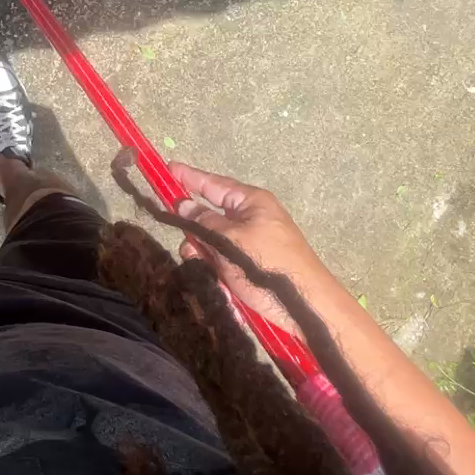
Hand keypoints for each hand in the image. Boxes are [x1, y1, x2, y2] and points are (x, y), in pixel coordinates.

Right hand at [170, 162, 327, 329]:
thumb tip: (182, 204)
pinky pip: (228, 255)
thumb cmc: (268, 266)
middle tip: (182, 239)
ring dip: (205, 250)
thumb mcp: (230, 241)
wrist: (307, 306)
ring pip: (217, 237)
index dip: (188, 177)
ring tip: (198, 262)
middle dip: (195, 226)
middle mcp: (253, 216)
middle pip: (213, 213)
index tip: (167, 167)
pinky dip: (218, 263)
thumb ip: (203, 222)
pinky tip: (217, 279)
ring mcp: (255, 239)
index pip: (213, 184)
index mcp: (251, 202)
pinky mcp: (256, 260)